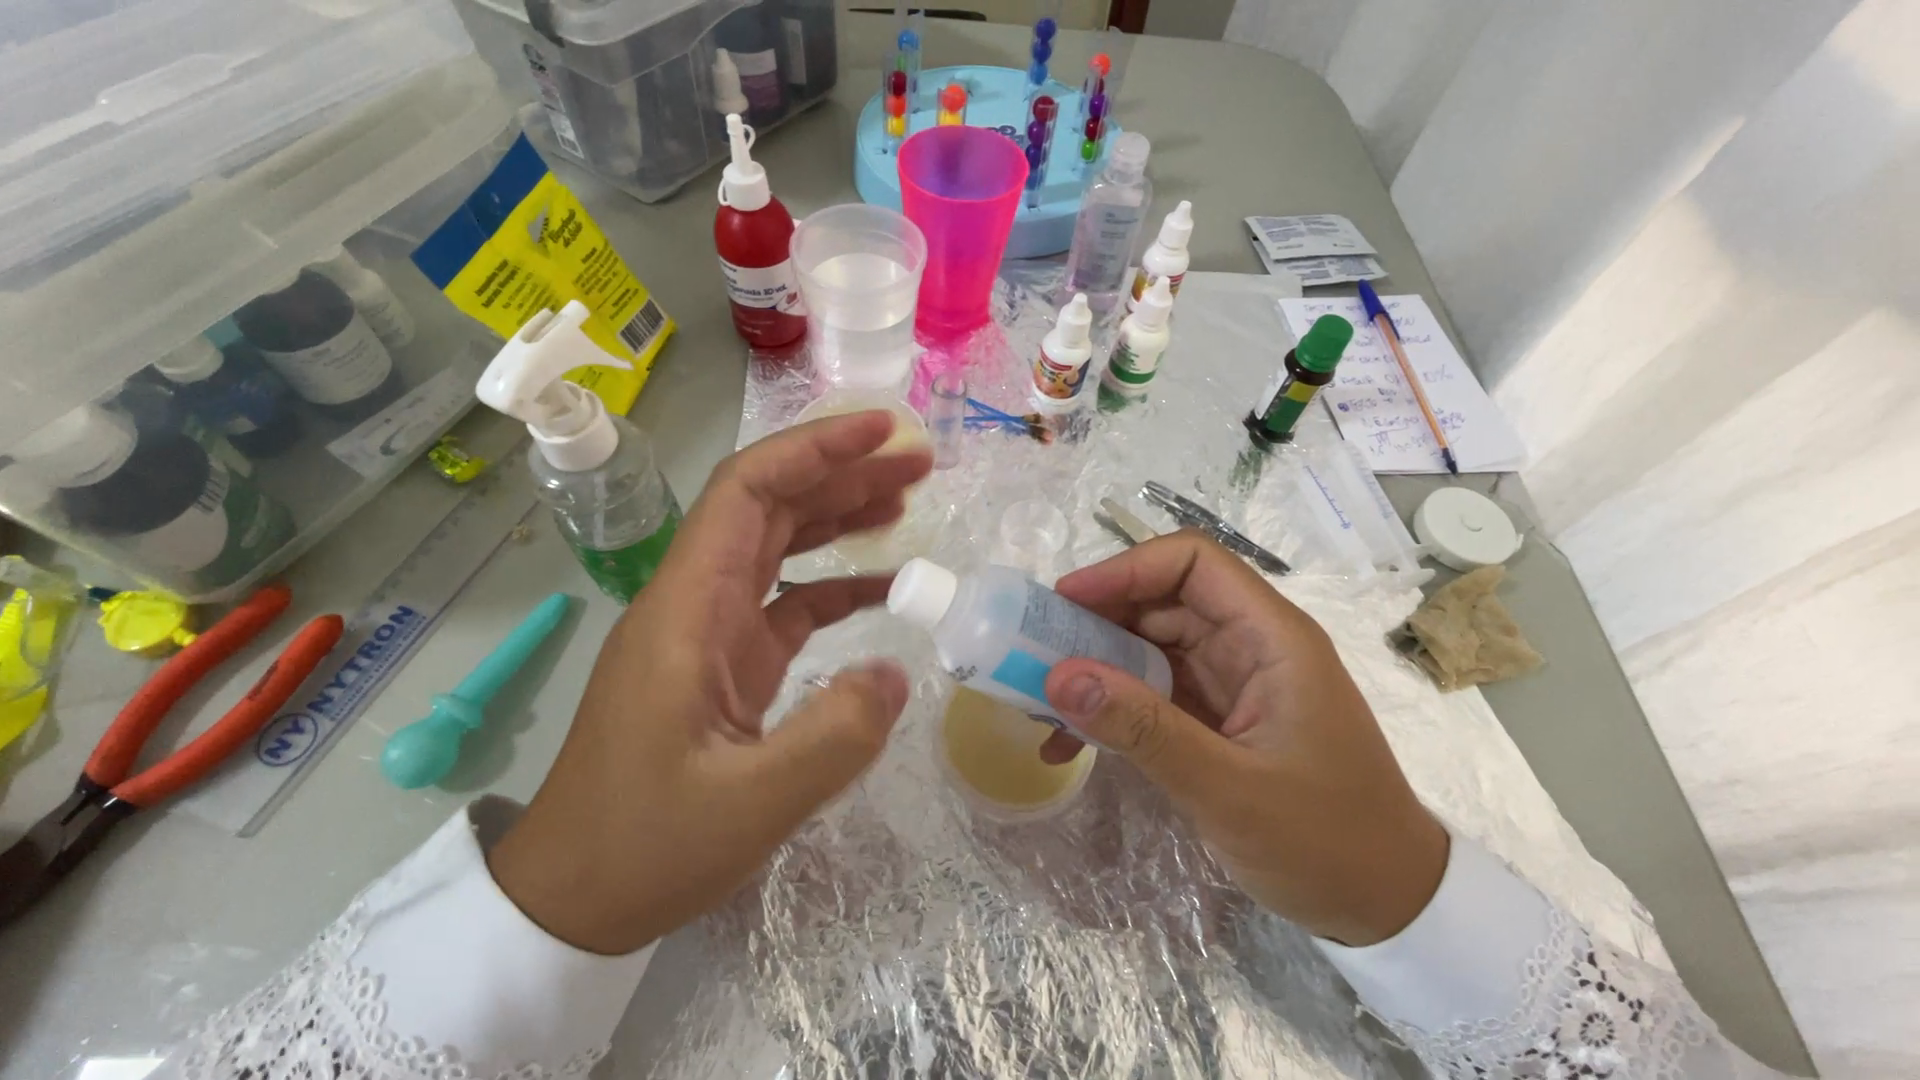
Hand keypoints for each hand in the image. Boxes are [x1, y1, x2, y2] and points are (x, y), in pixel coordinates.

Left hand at [488, 411, 931, 954]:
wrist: (573, 896)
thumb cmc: (644, 846)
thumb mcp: (750, 803)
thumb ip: (834, 736)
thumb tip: (898, 672)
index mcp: (688, 609)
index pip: (748, 493)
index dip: (813, 449)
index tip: (880, 431)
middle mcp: (695, 603)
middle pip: (768, 507)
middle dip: (841, 472)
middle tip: (919, 461)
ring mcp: (709, 634)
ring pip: (777, 547)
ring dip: (837, 516)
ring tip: (907, 498)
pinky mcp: (723, 667)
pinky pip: (784, 605)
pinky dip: (833, 586)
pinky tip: (882, 586)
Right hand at [1038, 532, 1448, 945]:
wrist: (1389, 906)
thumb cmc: (1327, 842)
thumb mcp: (1228, 788)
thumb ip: (1145, 730)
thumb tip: (1060, 676)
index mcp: (1272, 639)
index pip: (1193, 564)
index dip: (1125, 569)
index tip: (1064, 602)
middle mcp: (1251, 648)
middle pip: (1163, 602)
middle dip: (1096, 621)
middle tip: (1033, 652)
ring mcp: (1234, 685)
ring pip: (1151, 648)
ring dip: (1096, 668)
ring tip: (1039, 698)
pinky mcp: (1220, 722)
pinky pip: (1154, 695)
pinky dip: (1114, 709)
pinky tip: (1069, 741)